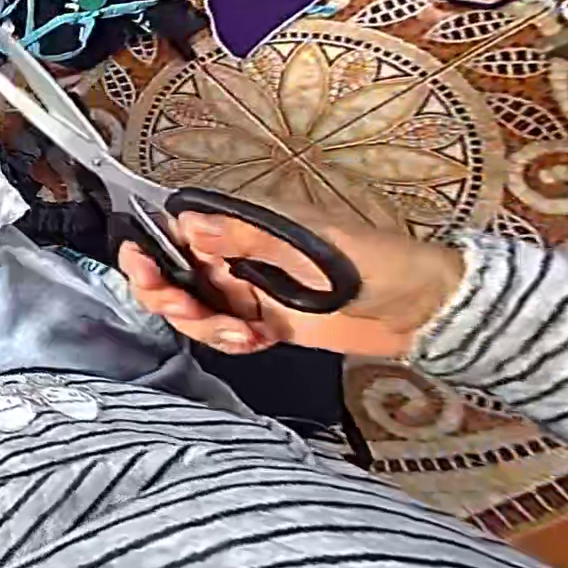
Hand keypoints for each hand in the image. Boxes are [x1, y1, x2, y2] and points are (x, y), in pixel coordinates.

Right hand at [120, 210, 465, 358]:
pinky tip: (258, 341)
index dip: (148, 250)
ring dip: (204, 326)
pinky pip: (221, 335)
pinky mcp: (256, 322)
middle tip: (188, 310)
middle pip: (170, 277)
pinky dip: (230, 343)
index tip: (140, 264)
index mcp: (237, 228)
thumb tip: (187, 225)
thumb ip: (246, 237)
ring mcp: (240, 292)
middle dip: (167, 296)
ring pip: (190, 311)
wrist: (427, 311)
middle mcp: (228, 258)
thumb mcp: (309, 245)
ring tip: (244, 333)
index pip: (172, 235)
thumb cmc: (373, 261)